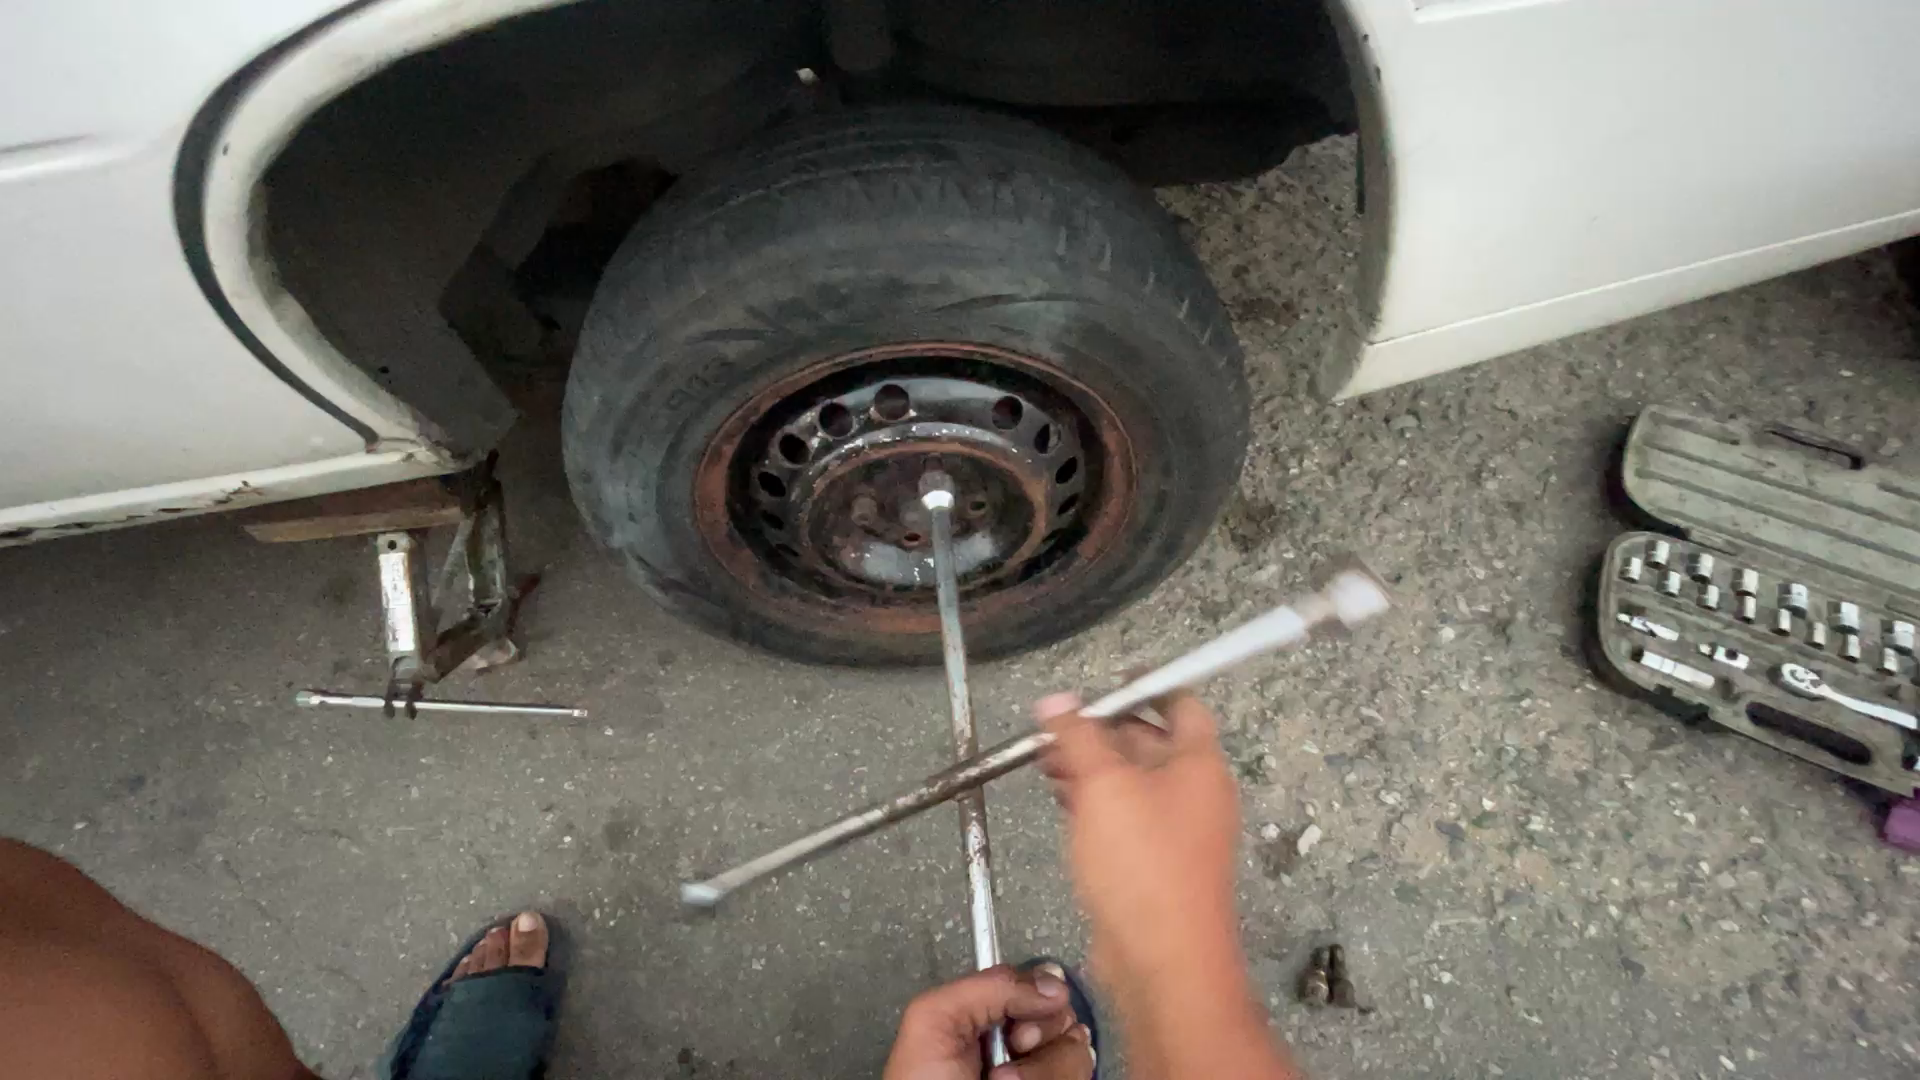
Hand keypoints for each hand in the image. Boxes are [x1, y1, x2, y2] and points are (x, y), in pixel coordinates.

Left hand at [882, 963, 1094, 1079]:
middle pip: (1063, 1015)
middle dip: (1041, 1033)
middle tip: (1010, 1054)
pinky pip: (1081, 1077)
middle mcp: (1019, 1041)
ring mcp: (1038, 1073)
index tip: (1017, 1021)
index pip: (1037, 984)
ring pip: (1077, 1052)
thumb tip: (1052, 985)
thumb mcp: (935, 1018)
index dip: (1036, 995)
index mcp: (989, 1013)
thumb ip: (986, 986)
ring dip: (1044, 1070)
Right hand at [1033, 689, 1241, 983]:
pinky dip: (1095, 802)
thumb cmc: (1142, 863)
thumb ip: (1078, 737)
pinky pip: (1125, 817)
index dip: (1146, 686)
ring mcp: (1177, 831)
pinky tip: (1063, 799)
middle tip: (1057, 727)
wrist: (1162, 964)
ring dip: (1091, 767)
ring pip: (1132, 781)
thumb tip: (1057, 700)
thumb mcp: (1103, 785)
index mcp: (1199, 764)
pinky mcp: (1156, 863)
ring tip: (1047, 762)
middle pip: (1150, 742)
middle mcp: (1195, 793)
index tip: (1109, 680)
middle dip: (1102, 730)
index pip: (1181, 703)